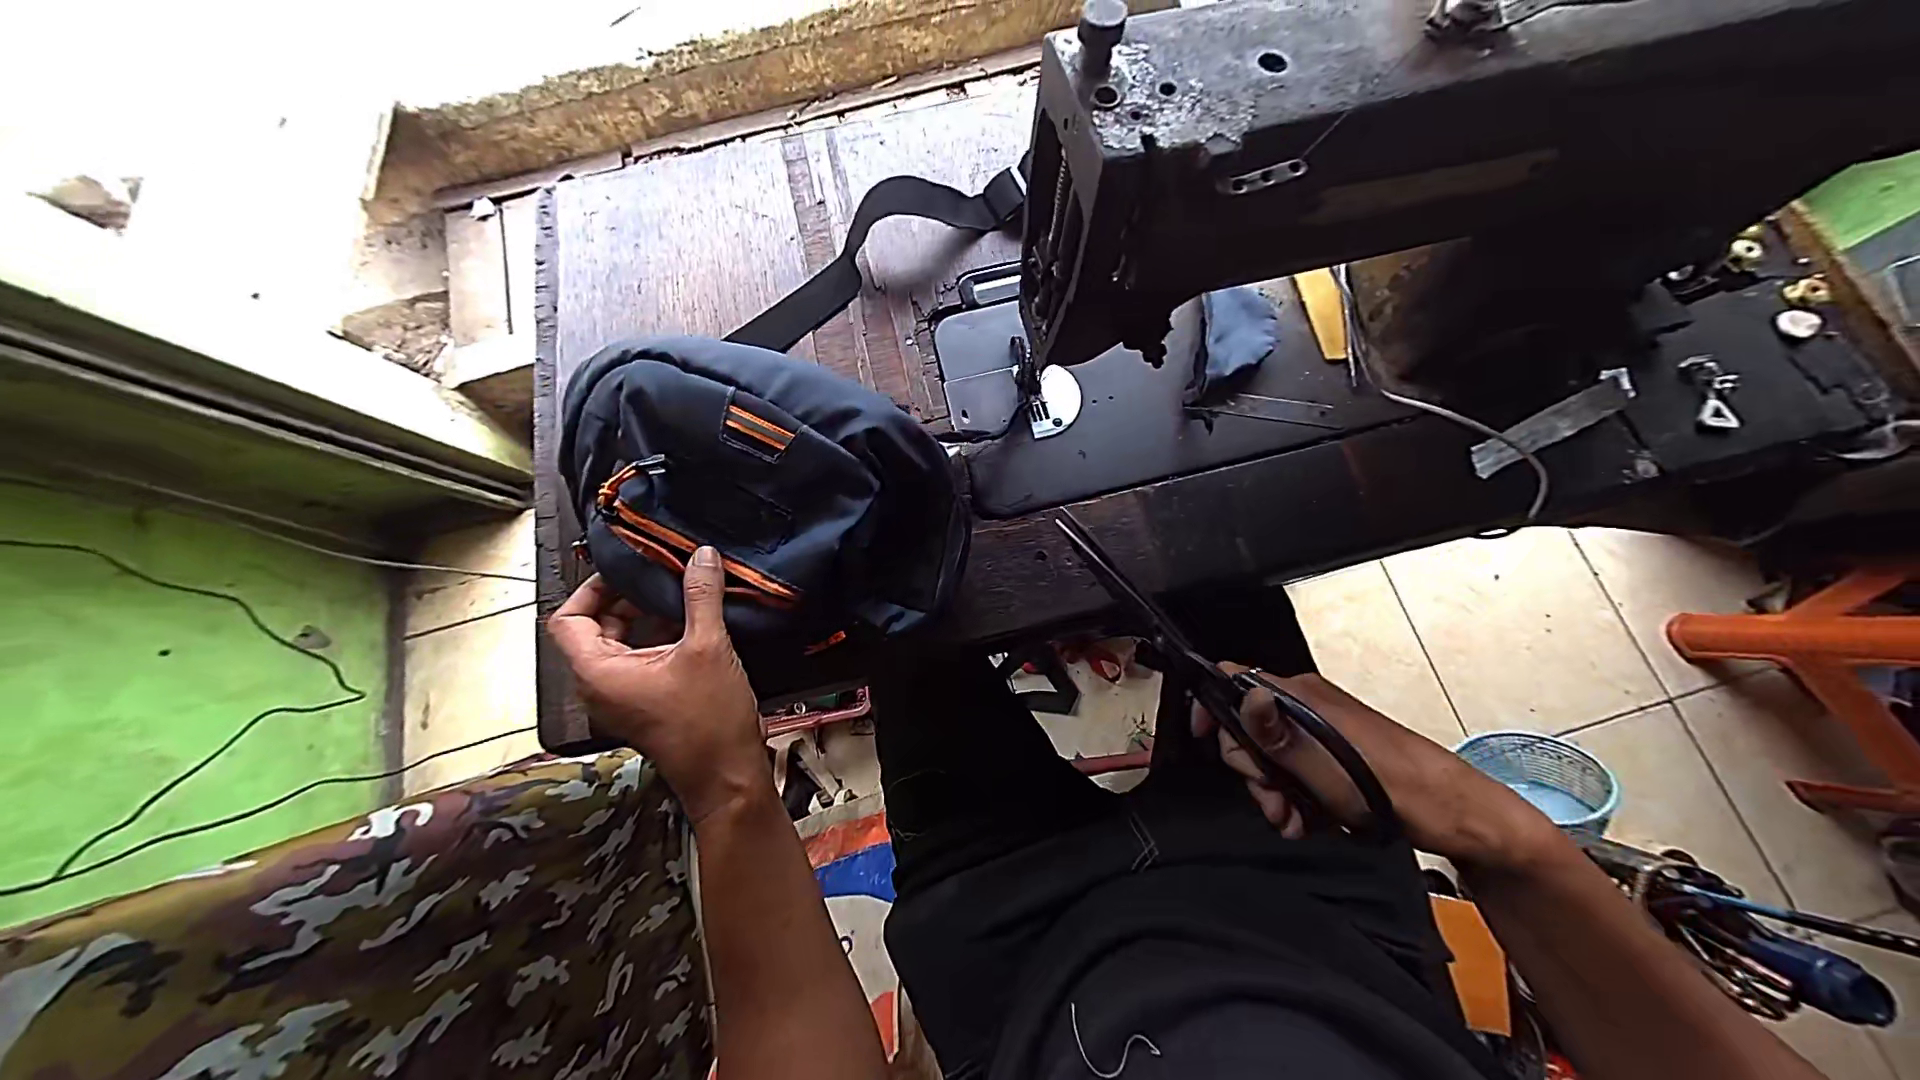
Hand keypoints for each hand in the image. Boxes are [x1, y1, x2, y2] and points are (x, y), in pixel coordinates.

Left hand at [547, 549, 769, 822]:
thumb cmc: (709, 723)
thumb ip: (702, 597)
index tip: (627, 569)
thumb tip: (701, 555)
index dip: (592, 587)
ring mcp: (625, 697)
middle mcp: (602, 686)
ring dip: (649, 617)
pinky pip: (643, 660)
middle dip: (628, 598)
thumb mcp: (708, 648)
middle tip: (662, 576)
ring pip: (623, 643)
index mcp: (599, 673)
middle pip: (596, 627)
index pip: (569, 618)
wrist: (728, 776)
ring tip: (684, 595)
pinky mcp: (648, 703)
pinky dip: (662, 638)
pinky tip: (697, 625)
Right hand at [1193, 667, 1564, 872]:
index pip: (1234, 681)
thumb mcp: (1329, 770)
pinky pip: (1291, 769)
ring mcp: (1319, 730)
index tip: (1204, 737)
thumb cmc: (1403, 791)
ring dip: (1271, 789)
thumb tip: (1243, 694)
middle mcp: (1307, 706)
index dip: (1211, 706)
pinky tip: (1307, 818)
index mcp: (1303, 696)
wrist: (1462, 819)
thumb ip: (1278, 735)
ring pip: (1266, 753)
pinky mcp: (1331, 753)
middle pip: (1245, 725)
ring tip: (1292, 818)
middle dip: (1250, 767)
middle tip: (1270, 797)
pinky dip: (1292, 795)